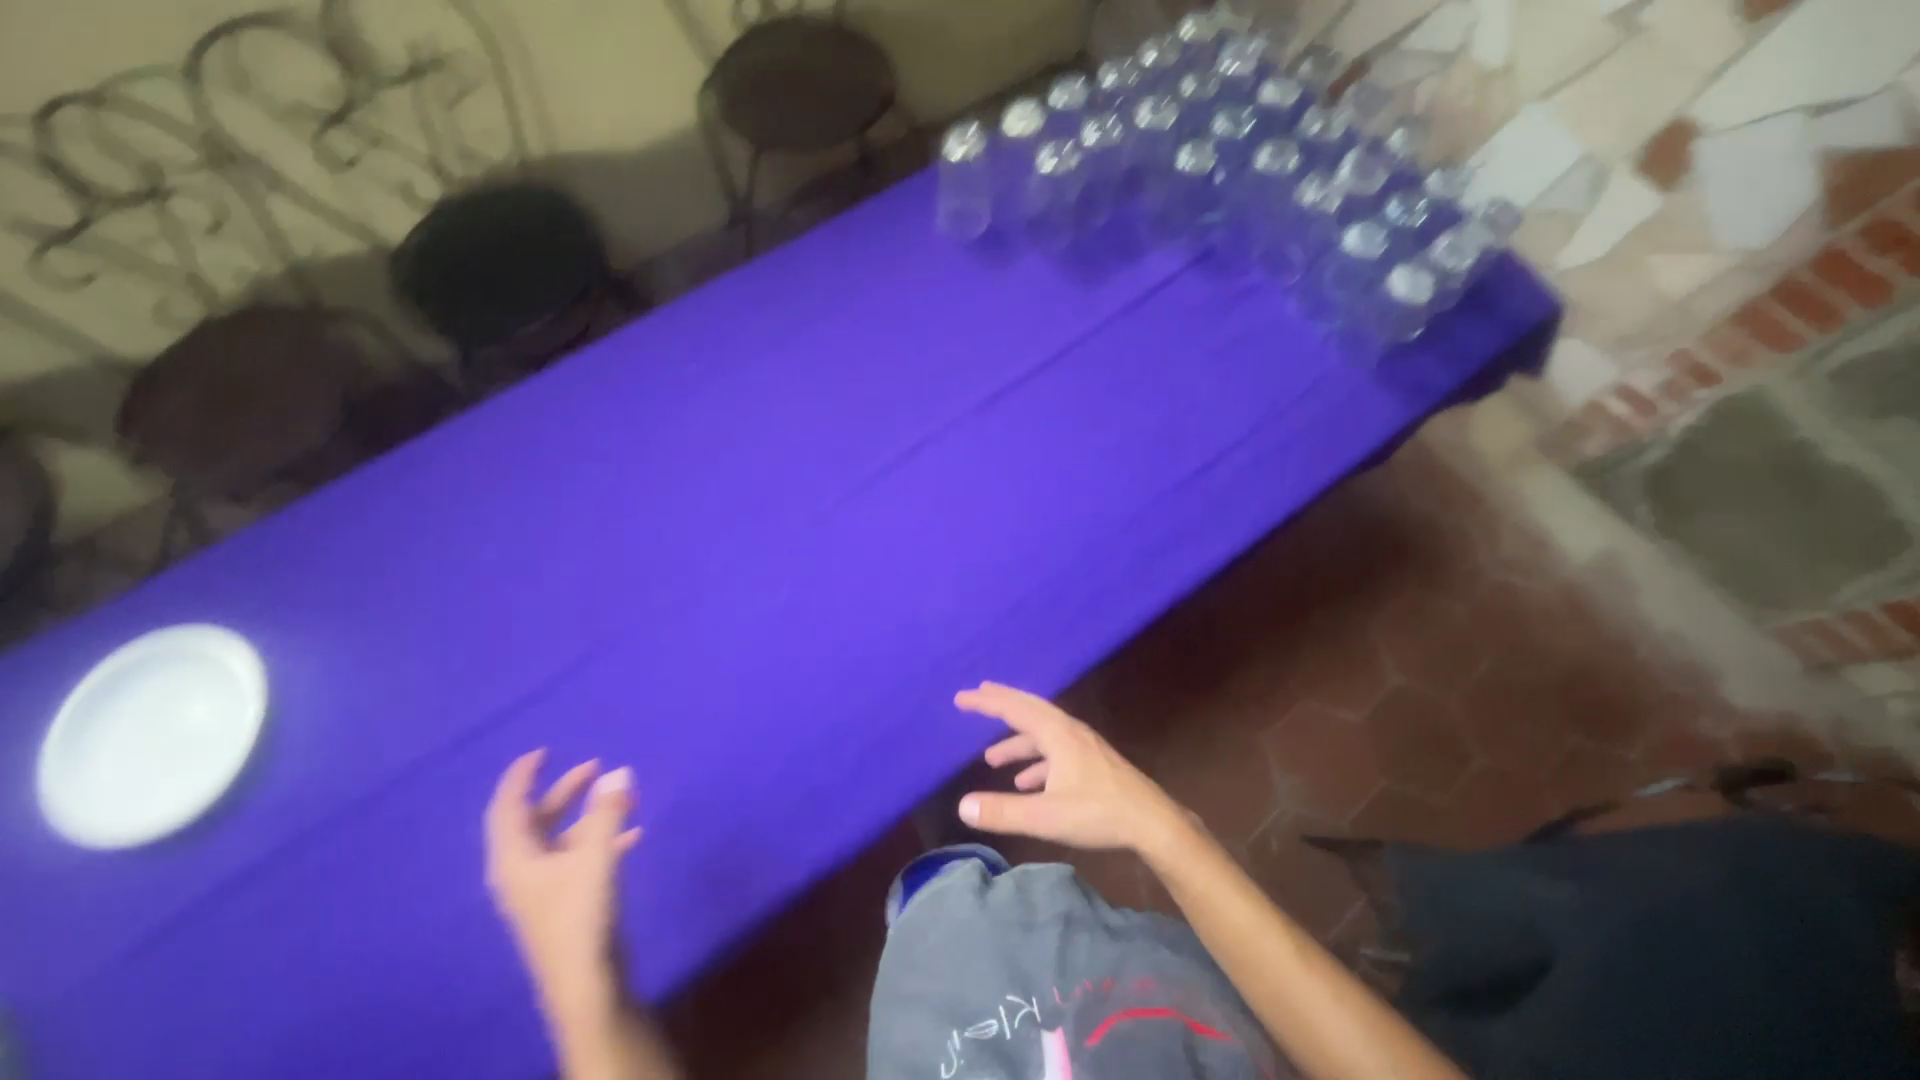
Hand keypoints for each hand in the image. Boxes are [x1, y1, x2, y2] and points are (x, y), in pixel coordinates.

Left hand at [484, 750, 640, 1003]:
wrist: (586, 984)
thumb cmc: (581, 917)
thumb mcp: (596, 858)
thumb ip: (608, 813)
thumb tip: (619, 772)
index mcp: (515, 859)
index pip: (509, 808)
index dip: (523, 778)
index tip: (542, 752)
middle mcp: (523, 871)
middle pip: (537, 821)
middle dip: (565, 792)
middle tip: (594, 767)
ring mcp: (544, 890)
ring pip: (563, 840)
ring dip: (590, 816)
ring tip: (623, 797)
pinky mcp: (567, 904)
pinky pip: (581, 859)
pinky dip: (603, 841)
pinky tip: (634, 834)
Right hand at [954, 682, 1186, 852]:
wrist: (1153, 822)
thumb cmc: (1099, 814)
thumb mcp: (1046, 817)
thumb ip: (1003, 812)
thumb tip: (962, 806)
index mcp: (1059, 735)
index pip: (1015, 710)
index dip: (987, 703)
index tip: (962, 697)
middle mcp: (1071, 733)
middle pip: (1031, 710)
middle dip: (1003, 705)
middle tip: (977, 697)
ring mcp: (1085, 747)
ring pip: (1044, 735)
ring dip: (1017, 742)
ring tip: (992, 759)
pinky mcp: (1094, 764)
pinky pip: (1056, 752)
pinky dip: (1036, 761)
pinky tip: (1026, 784)